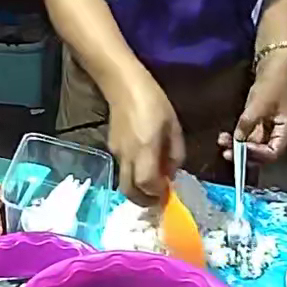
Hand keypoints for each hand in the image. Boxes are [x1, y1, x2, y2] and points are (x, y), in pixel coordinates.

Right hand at [106, 70, 183, 205]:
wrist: (122, 85)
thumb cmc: (153, 102)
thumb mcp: (173, 127)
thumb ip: (175, 154)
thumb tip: (171, 174)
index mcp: (145, 149)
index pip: (147, 184)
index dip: (157, 194)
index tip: (168, 195)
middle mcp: (127, 156)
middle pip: (129, 191)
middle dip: (143, 201)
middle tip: (157, 199)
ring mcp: (117, 153)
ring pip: (124, 182)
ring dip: (137, 190)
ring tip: (152, 185)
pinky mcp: (111, 148)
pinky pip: (123, 170)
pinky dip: (133, 176)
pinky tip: (144, 166)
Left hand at [223, 55, 286, 162]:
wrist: (271, 69)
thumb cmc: (271, 86)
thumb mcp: (259, 105)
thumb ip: (248, 123)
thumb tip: (237, 140)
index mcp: (284, 131)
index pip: (272, 153)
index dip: (256, 155)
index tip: (241, 150)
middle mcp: (276, 134)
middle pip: (260, 153)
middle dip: (243, 155)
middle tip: (226, 153)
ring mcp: (266, 130)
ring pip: (251, 146)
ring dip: (236, 147)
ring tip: (222, 142)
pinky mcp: (256, 125)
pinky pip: (245, 137)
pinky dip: (235, 139)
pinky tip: (224, 137)